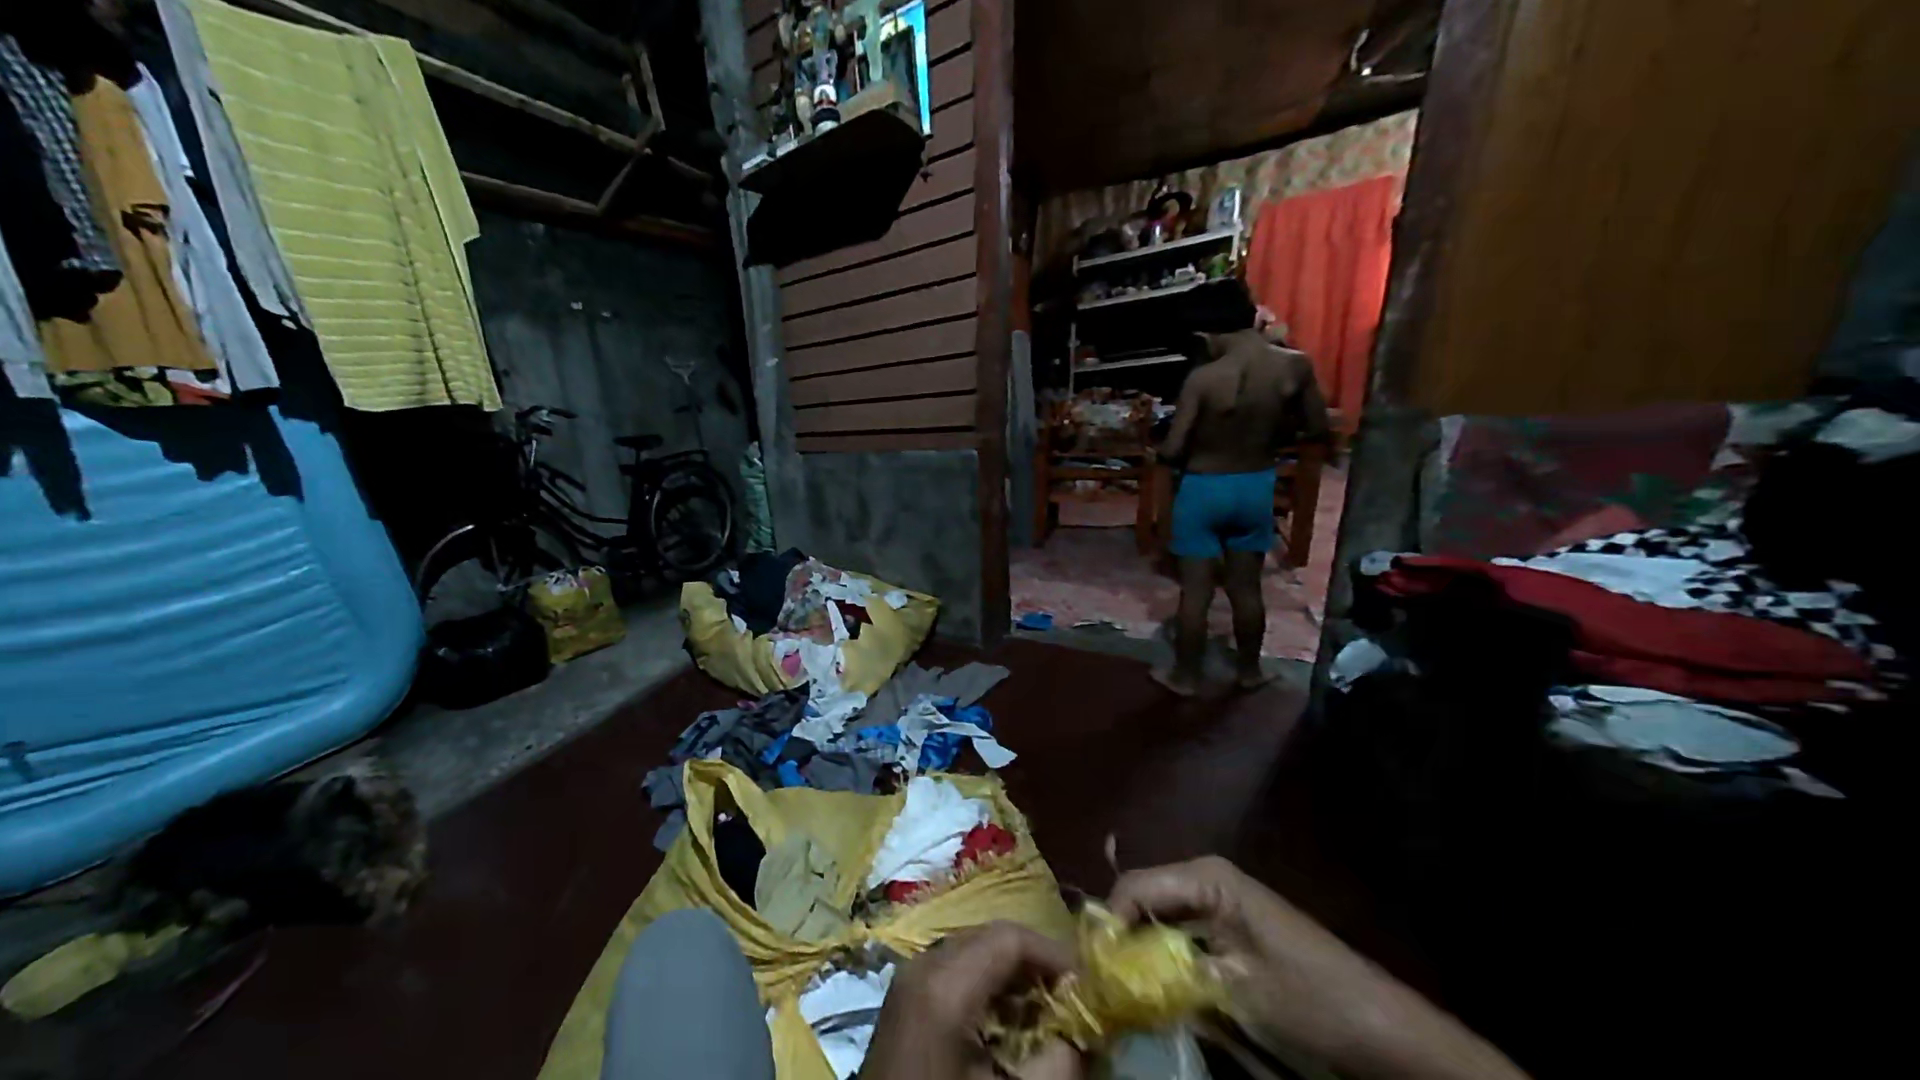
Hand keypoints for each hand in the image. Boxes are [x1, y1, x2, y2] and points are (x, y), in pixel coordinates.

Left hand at [860, 922, 1083, 1079]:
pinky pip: (954, 968)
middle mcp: (923, 965)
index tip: (1085, 987)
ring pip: (973, 949)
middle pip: (990, 937)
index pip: (1009, 937)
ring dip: (1011, 972)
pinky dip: (986, 982)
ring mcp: (909, 979)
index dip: (1053, 954)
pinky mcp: (905, 997)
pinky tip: (1005, 1022)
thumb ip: (1054, 1064)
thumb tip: (1083, 1033)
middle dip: (1034, 962)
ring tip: (1043, 1012)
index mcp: (944, 984)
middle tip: (1068, 999)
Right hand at [1109, 857, 1527, 1079]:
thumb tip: (1109, 975)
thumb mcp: (1234, 988)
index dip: (1107, 927)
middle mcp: (1206, 878)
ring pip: (1157, 919)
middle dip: (1119, 939)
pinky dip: (1163, 962)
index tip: (1089, 971)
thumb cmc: (1309, 999)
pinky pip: (1180, 937)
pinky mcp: (1229, 931)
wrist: (1382, 1028)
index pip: (1133, 888)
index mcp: (1206, 876)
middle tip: (1100, 984)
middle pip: (1142, 900)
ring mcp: (1219, 903)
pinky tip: (1154, 991)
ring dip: (1138, 953)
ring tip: (1119, 990)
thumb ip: (1166, 973)